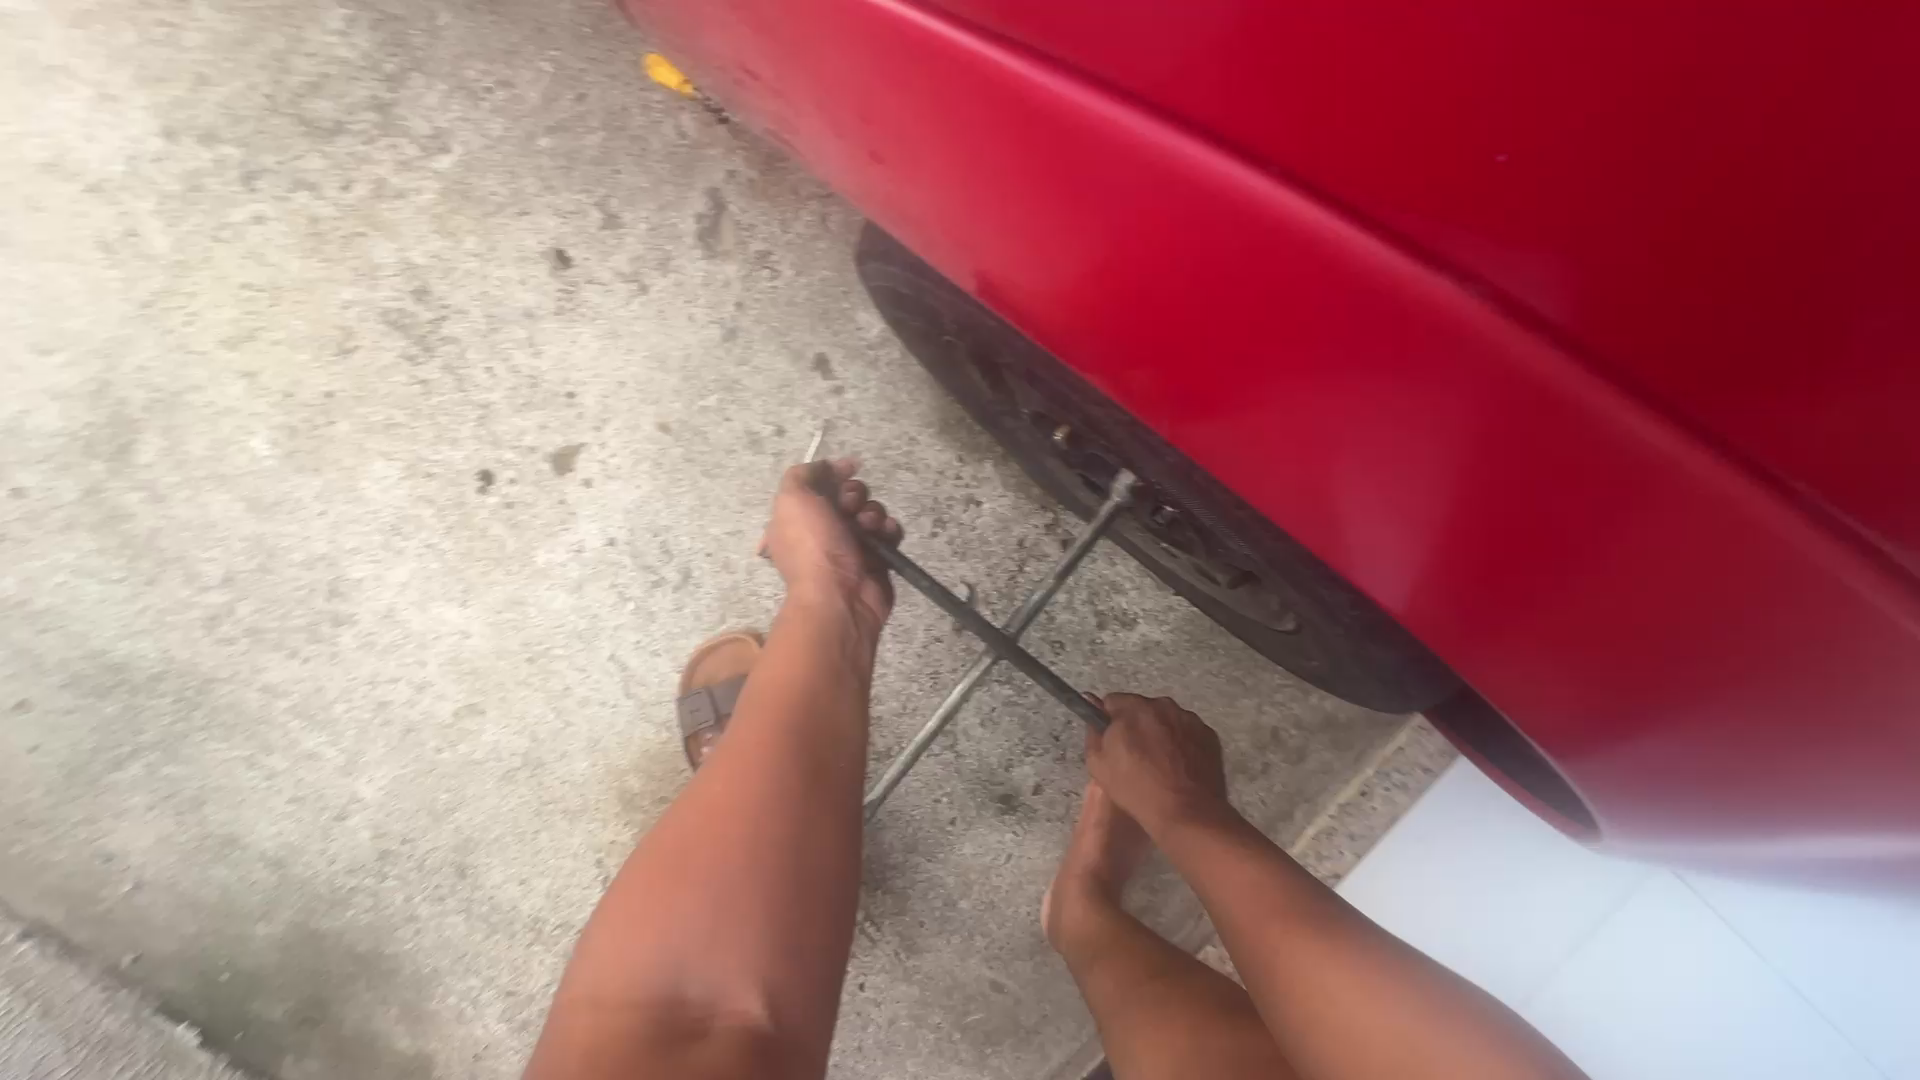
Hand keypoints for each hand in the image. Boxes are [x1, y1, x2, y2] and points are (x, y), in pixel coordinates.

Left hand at [761, 457, 903, 631]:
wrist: (839, 597)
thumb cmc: (812, 546)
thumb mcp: (792, 499)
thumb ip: (804, 473)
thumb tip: (833, 465)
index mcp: (797, 518)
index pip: (819, 484)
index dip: (834, 473)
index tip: (848, 470)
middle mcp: (823, 531)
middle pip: (849, 495)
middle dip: (854, 495)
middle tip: (849, 509)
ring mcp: (851, 546)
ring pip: (871, 512)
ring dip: (873, 513)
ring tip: (867, 527)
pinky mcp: (878, 559)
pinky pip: (889, 533)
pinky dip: (890, 531)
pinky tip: (885, 536)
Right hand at [1084, 693, 1232, 836]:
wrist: (1187, 813)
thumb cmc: (1137, 789)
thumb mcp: (1099, 764)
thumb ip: (1094, 731)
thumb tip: (1092, 706)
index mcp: (1133, 708)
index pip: (1112, 701)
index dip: (1110, 721)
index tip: (1113, 741)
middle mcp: (1162, 705)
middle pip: (1141, 708)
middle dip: (1136, 725)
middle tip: (1136, 755)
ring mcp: (1189, 718)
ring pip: (1166, 719)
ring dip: (1160, 732)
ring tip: (1161, 763)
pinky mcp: (1208, 734)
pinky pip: (1187, 732)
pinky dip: (1181, 743)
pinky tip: (1179, 766)